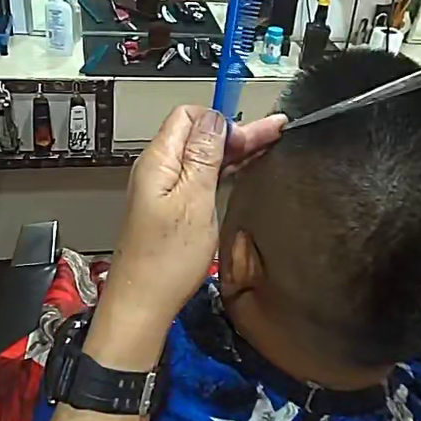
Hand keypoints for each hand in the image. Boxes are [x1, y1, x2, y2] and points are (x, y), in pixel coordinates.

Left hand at [87, 107, 284, 369]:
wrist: (143, 304)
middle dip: (237, 130)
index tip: (251, 133)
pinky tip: (247, 168)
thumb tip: (214, 118)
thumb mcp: (193, 201)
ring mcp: (165, 188)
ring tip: (272, 144)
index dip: (221, 118)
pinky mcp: (172, 206)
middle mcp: (159, 168)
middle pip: (199, 134)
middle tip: (277, 130)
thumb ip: (203, 157)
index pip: (188, 116)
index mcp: (159, 160)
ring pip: (203, 155)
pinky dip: (225, 169)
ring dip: (234, 148)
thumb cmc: (168, 258)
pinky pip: (201, 175)